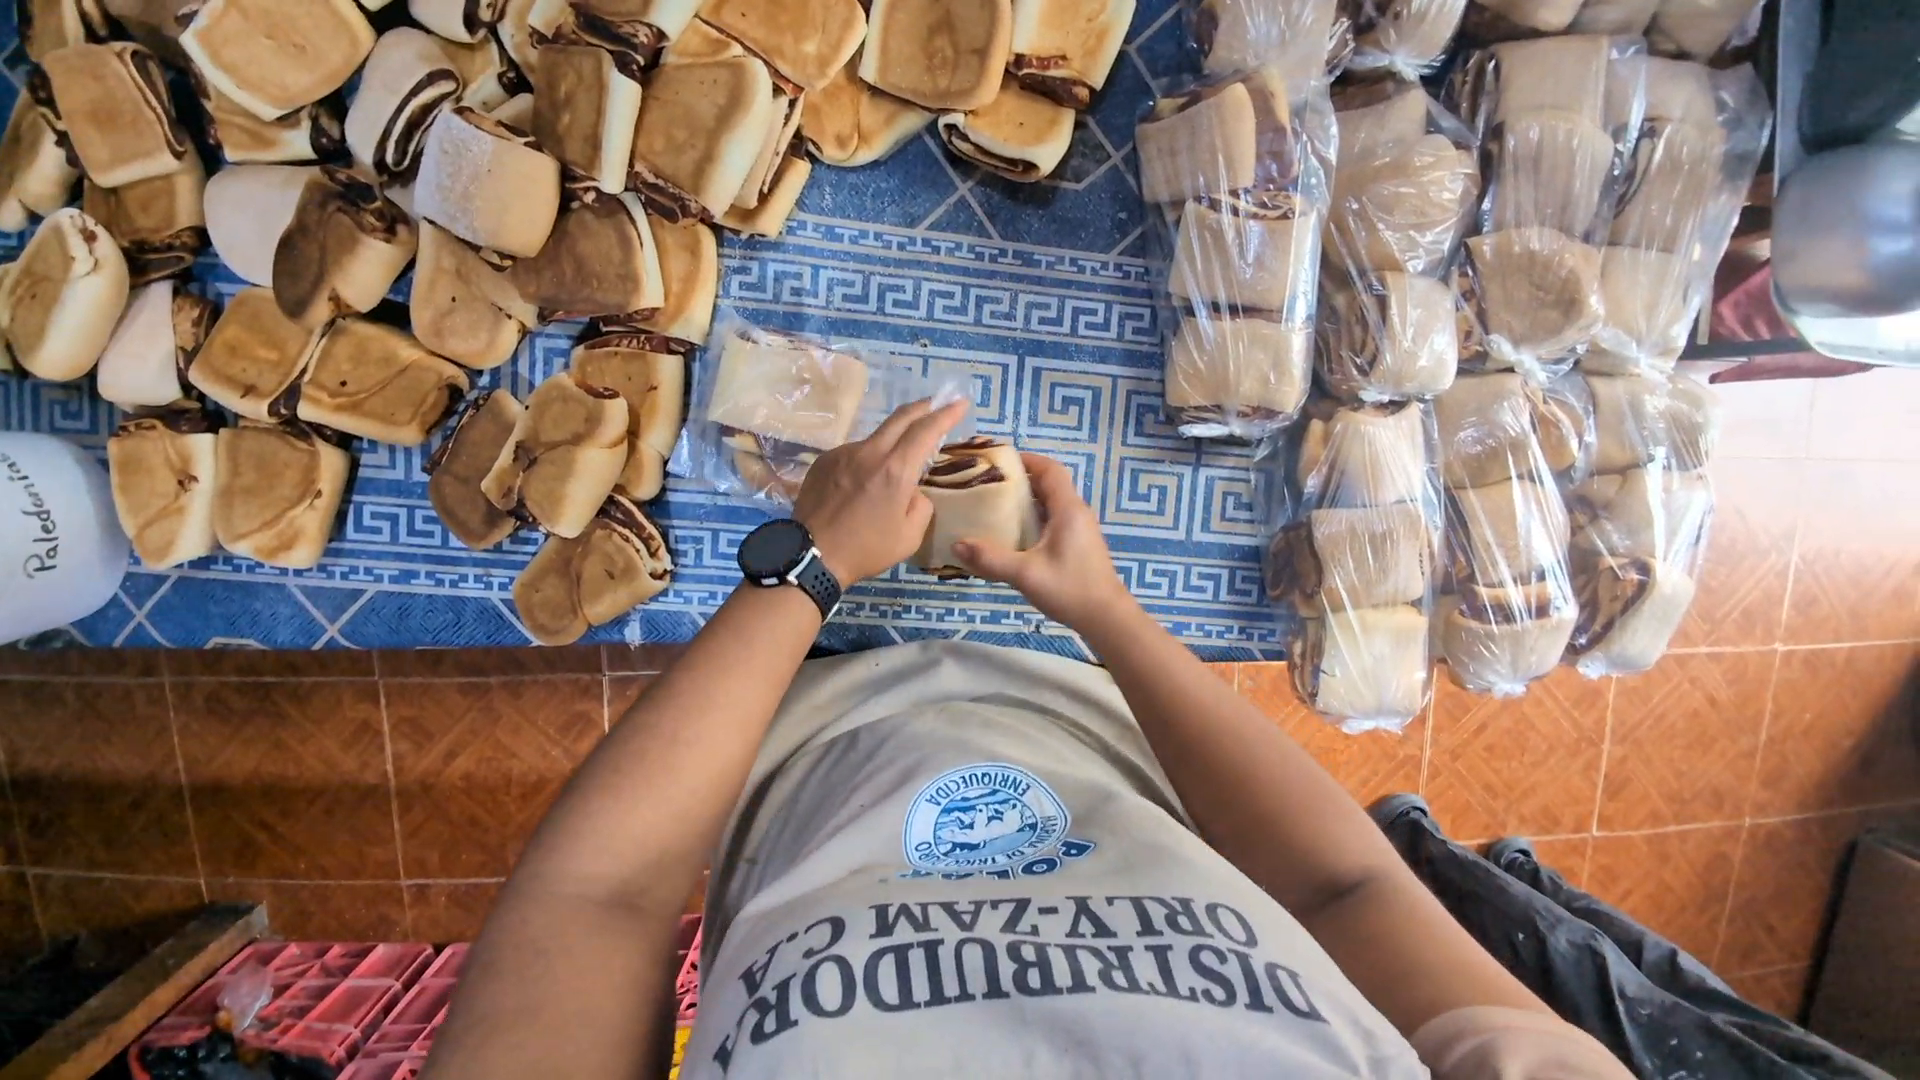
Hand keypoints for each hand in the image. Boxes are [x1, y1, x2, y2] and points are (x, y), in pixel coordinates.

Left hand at [794, 399, 965, 583]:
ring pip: (875, 438)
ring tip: (894, 463)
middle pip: (900, 417)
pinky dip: (866, 461)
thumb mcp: (910, 536)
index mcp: (895, 470)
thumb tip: (912, 490)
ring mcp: (843, 453)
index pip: (926, 430)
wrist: (812, 556)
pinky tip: (862, 483)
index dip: (946, 413)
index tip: (960, 402)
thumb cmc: (866, 549)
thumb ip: (920, 505)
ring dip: (891, 441)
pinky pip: (853, 454)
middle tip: (936, 404)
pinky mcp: (824, 461)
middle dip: (923, 407)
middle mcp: (869, 452)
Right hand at [951, 453, 1137, 629]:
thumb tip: (957, 545)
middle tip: (988, 484)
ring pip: (1050, 504)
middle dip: (1020, 480)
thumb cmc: (1070, 589)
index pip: (1050, 470)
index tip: (999, 461)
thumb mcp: (1026, 574)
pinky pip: (1053, 521)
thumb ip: (991, 559)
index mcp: (1068, 509)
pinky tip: (1013, 535)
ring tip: (994, 507)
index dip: (1027, 460)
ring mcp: (1079, 530)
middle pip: (1048, 484)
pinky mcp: (1078, 545)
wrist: (1106, 618)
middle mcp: (1076, 513)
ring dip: (1026, 502)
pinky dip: (1033, 519)